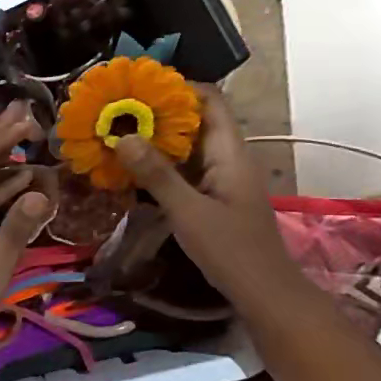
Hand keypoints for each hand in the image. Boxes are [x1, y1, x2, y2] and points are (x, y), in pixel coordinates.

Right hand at [112, 88, 305, 318]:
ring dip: (157, 141)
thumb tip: (123, 136)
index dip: (178, 88)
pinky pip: (186, 171)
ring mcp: (221, 179)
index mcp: (230, 152)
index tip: (138, 88)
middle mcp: (227, 158)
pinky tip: (133, 170)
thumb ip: (156, 174)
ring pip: (188, 148)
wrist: (263, 292)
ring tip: (118, 135)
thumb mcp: (188, 211)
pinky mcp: (212, 199)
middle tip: (117, 112)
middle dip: (158, 114)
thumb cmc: (230, 249)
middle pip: (195, 121)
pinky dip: (162, 166)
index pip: (210, 100)